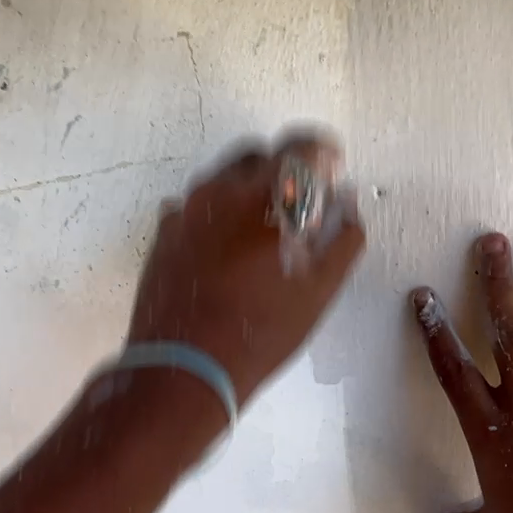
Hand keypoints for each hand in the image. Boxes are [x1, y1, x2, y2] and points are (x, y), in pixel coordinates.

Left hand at [129, 137, 365, 402]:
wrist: (184, 366)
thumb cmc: (262, 331)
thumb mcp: (319, 290)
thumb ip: (342, 239)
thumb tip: (347, 205)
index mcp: (271, 197)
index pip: (303, 146)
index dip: (322, 156)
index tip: (329, 174)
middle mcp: (225, 189)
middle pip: (259, 156)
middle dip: (282, 172)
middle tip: (295, 210)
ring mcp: (188, 207)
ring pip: (224, 179)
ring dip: (246, 193)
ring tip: (258, 237)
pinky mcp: (165, 229)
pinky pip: (196, 206)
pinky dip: (215, 216)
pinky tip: (224, 252)